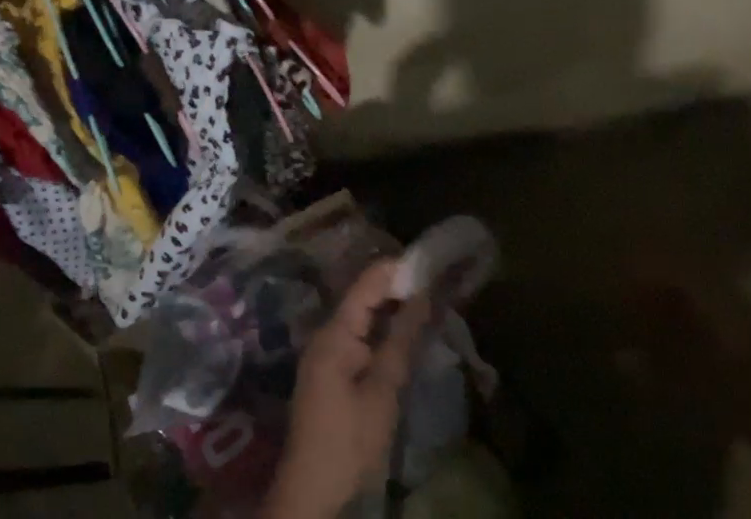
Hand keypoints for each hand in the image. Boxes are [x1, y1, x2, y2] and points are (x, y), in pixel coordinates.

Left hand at [262, 260, 431, 518]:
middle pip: (364, 295)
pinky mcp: (330, 369)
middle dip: (400, 286)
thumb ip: (403, 338)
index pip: (368, 282)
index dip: (400, 268)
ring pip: (363, 315)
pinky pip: (359, 334)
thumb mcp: (383, 389)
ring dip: (393, 308)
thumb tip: (425, 294)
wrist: (310, 489)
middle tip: (439, 280)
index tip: (434, 260)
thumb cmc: (349, 439)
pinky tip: (407, 331)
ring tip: (431, 299)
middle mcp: (326, 333)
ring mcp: (326, 351)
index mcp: (335, 333)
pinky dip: (383, 329)